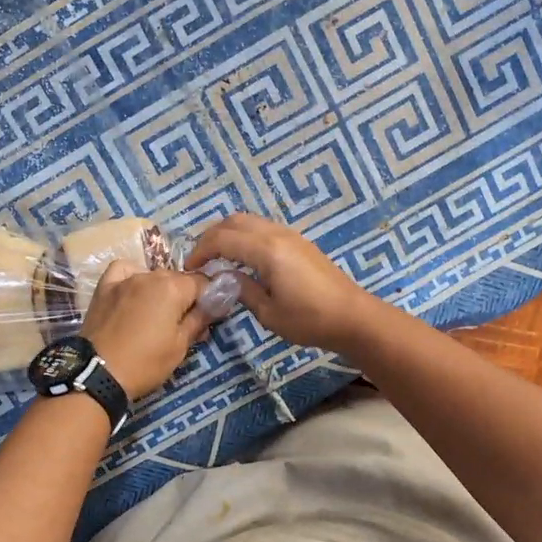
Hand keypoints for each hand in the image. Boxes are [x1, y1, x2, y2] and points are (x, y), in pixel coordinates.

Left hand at [80, 263, 214, 399]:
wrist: (97, 373)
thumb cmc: (145, 363)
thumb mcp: (179, 346)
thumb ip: (199, 320)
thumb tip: (216, 304)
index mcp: (172, 288)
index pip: (203, 282)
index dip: (210, 298)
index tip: (209, 316)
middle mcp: (150, 275)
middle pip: (177, 278)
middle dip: (185, 296)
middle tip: (184, 323)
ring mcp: (124, 279)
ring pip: (152, 276)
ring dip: (160, 289)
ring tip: (157, 313)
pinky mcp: (105, 287)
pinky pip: (124, 271)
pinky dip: (133, 276)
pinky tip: (134, 290)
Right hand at [186, 214, 384, 352]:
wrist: (352, 317)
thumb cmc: (309, 320)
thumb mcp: (268, 313)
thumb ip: (243, 290)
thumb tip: (225, 278)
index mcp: (267, 250)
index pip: (222, 239)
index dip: (200, 251)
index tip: (190, 269)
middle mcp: (277, 234)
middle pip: (234, 221)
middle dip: (211, 236)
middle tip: (200, 259)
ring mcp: (290, 235)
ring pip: (249, 221)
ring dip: (228, 234)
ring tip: (218, 258)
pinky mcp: (299, 242)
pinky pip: (263, 228)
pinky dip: (245, 236)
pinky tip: (243, 258)